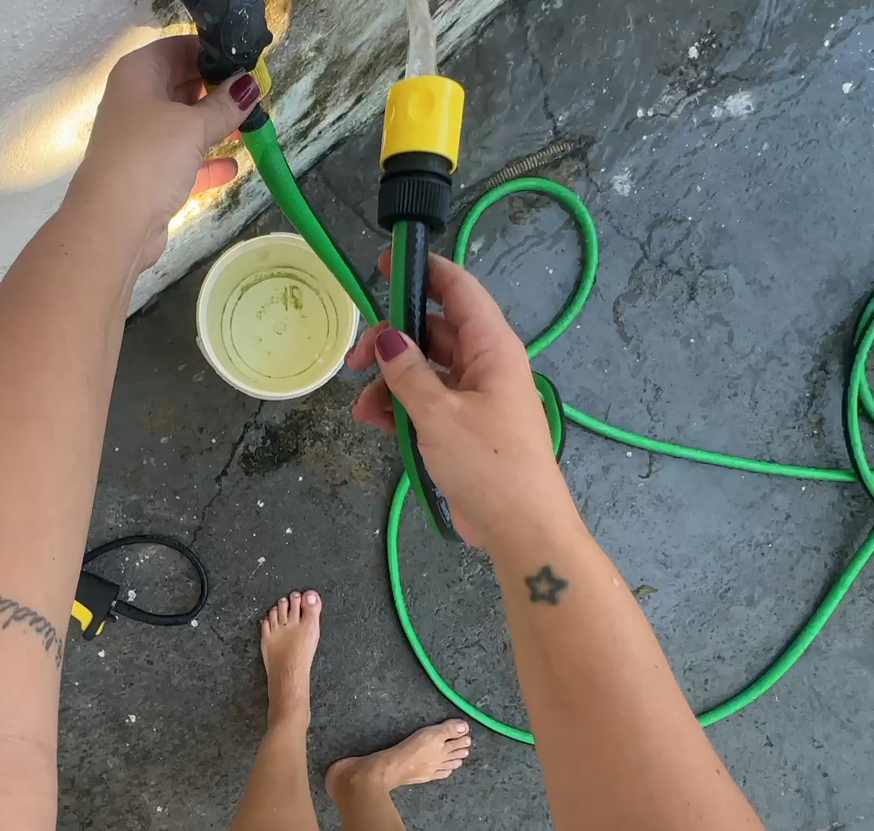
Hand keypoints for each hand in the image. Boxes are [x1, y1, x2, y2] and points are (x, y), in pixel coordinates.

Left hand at [68, 35, 259, 269]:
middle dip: (218, 92)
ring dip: (216, 129)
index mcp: (139, 74)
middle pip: (183, 86)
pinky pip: (185, 161)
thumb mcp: (192, 127)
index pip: (180, 49)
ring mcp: (144, 141)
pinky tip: (233, 167)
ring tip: (252, 129)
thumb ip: (223, 107)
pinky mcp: (152, 176)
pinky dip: (207, 163)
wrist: (114, 223)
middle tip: (255, 98)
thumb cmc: (149, 159)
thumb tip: (249, 86)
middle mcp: (138, 102)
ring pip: (186, 127)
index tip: (247, 66)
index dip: (213, 54)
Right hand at [347, 252, 569, 547]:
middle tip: (355, 361)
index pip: (458, 290)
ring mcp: (472, 397)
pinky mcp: (461, 427)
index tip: (385, 263)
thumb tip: (387, 338)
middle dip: (391, 342)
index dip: (423, 270)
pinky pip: (425, 403)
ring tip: (361, 408)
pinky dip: (399, 409)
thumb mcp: (439, 414)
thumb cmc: (487, 462)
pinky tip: (374, 422)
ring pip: (423, 371)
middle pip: (432, 332)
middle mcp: (483, 364)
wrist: (518, 524)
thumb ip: (408, 373)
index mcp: (491, 347)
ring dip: (389, 384)